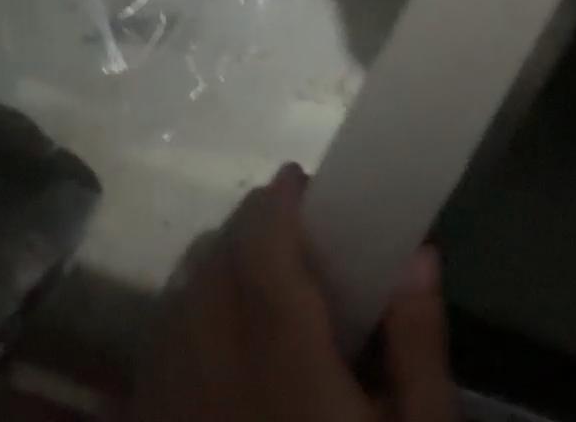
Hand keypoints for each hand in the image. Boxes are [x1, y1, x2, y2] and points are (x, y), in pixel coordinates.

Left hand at [125, 165, 456, 421]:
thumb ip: (419, 341)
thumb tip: (416, 252)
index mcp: (286, 372)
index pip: (265, 265)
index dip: (275, 210)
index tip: (298, 178)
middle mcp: (215, 385)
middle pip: (213, 276)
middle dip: (246, 227)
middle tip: (291, 212)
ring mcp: (174, 416)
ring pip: (174, 310)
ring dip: (214, 264)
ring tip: (257, 254)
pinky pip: (155, 356)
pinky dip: (183, 313)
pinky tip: (214, 317)